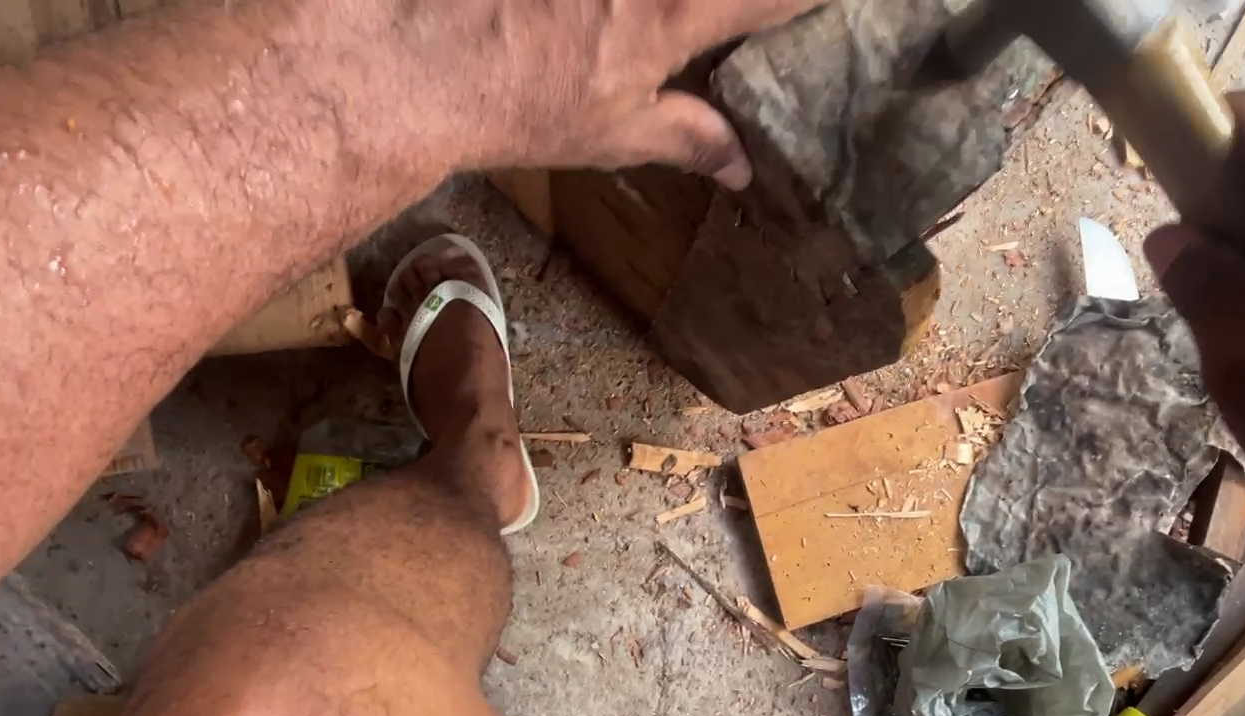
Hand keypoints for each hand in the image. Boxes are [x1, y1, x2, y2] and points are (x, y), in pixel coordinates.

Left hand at [327, 0, 822, 189]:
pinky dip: (620, 6)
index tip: (828, 15)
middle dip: (750, 9)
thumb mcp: (614, 134)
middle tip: (722, 33)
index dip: (807, 3)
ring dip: (679, 11)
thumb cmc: (521, 105)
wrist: (415, 56)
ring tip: (660, 32)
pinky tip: (595, 20)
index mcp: (676, 14)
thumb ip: (689, 139)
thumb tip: (742, 169)